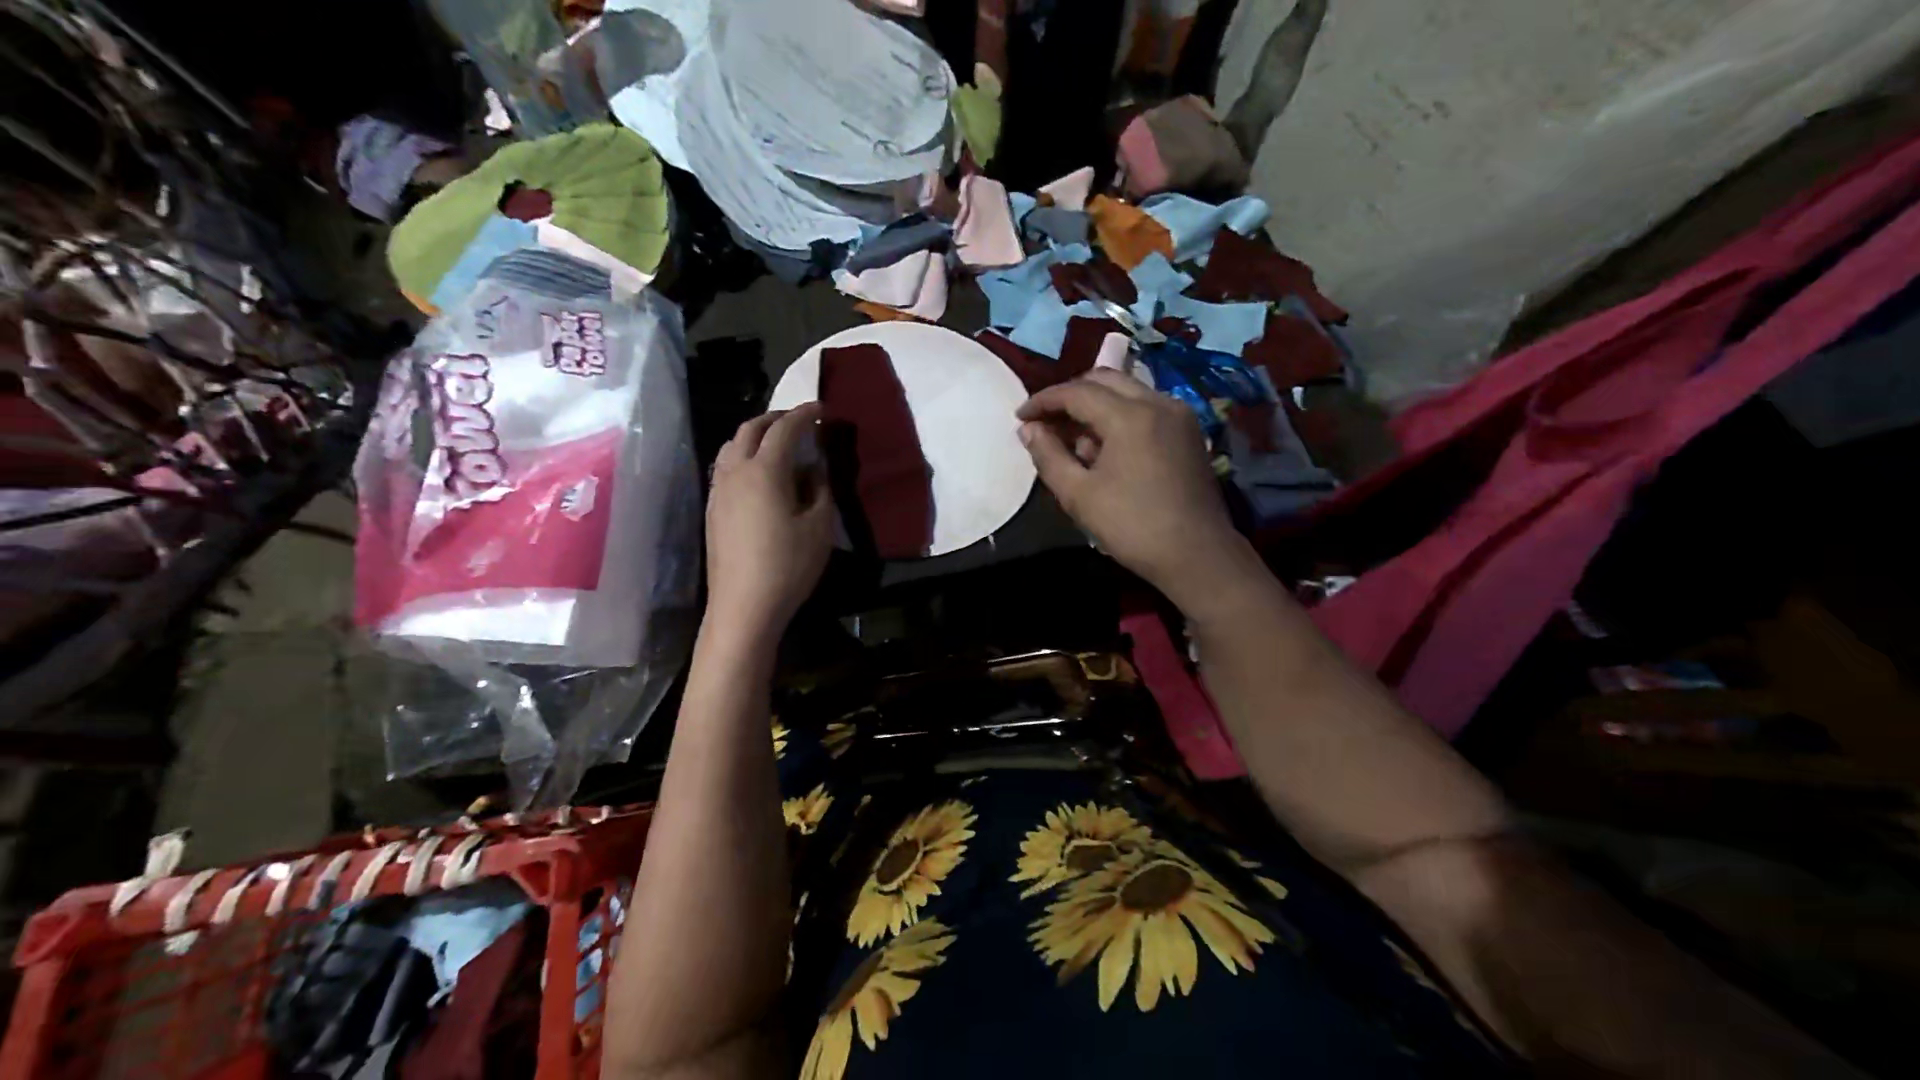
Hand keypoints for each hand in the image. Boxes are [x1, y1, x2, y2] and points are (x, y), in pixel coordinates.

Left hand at [705, 404, 833, 636]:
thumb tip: (814, 467)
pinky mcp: (713, 510)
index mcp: (764, 470)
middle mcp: (735, 472)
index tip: (821, 408)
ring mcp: (719, 491)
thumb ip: (820, 488)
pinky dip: (743, 457)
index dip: (804, 414)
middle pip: (750, 429)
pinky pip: (725, 468)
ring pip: (731, 447)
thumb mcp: (819, 526)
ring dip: (755, 436)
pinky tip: (759, 475)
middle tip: (799, 422)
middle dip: (775, 418)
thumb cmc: (789, 566)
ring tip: (777, 444)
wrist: (743, 606)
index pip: (785, 429)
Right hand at [1017, 370, 1251, 606]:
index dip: (1043, 401)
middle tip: (1046, 421)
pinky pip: (1146, 407)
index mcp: (1131, 415)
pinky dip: (1120, 415)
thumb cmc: (1133, 527)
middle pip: (1105, 379)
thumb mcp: (1079, 495)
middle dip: (1070, 395)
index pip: (1077, 392)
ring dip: (1096, 405)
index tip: (1021, 417)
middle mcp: (1159, 402)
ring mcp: (1179, 415)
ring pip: (1127, 391)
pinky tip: (1106, 448)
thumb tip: (1028, 429)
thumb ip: (1049, 456)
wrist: (1197, 555)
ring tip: (1073, 439)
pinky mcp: (1189, 432)